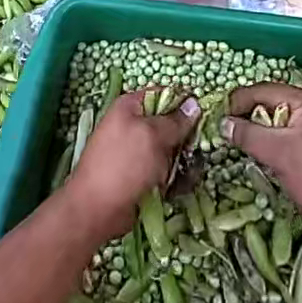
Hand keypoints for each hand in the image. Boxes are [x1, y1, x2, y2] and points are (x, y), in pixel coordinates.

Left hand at [63, 88, 199, 239]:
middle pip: (169, 123)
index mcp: (129, 107)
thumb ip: (175, 121)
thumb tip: (194, 103)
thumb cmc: (123, 164)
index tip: (204, 114)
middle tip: (197, 148)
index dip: (184, 102)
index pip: (163, 94)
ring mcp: (136, 150)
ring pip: (170, 148)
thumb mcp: (152, 136)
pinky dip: (172, 176)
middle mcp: (132, 125)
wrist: (97, 208)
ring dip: (181, 160)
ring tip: (189, 172)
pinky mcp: (140, 173)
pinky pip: (163, 168)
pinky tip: (177, 187)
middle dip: (185, 137)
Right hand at [226, 83, 301, 240]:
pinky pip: (294, 131)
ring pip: (283, 119)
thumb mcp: (276, 152)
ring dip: (263, 130)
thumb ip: (246, 133)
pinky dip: (278, 139)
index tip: (219, 118)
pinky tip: (268, 155)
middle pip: (273, 102)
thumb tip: (223, 123)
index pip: (264, 90)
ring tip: (245, 145)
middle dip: (250, 116)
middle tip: (229, 133)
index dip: (238, 102)